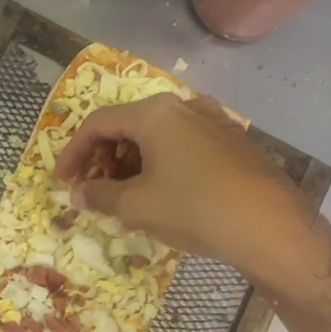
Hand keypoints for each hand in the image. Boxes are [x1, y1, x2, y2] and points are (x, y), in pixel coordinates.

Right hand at [56, 92, 318, 289]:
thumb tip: (77, 194)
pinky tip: (157, 193)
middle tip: (90, 189)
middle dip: (101, 157)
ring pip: (155, 135)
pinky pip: (180, 145)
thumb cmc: (193, 209)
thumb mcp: (136, 206)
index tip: (62, 182)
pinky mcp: (229, 141)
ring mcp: (211, 121)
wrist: (268, 225)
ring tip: (120, 196)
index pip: (98, 123)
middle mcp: (183, 106)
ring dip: (128, 162)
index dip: (73, 153)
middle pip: (126, 125)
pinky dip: (157, 164)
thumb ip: (99, 196)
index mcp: (155, 113)